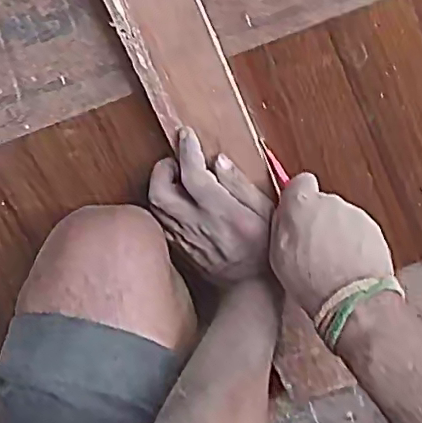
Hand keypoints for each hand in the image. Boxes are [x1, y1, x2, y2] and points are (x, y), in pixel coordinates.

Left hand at [148, 127, 274, 285]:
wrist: (249, 288)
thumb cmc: (263, 247)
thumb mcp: (266, 212)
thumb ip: (240, 185)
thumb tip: (218, 160)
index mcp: (222, 212)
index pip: (194, 175)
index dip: (187, 150)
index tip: (187, 135)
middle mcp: (196, 223)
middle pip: (160, 190)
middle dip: (163, 167)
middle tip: (178, 161)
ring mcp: (182, 236)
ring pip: (155, 204)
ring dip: (160, 184)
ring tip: (178, 178)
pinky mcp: (176, 245)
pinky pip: (159, 219)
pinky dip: (162, 203)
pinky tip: (177, 200)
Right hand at [270, 172, 393, 310]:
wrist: (352, 298)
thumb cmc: (311, 279)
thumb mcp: (278, 253)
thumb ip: (281, 225)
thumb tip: (284, 214)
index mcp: (301, 203)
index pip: (300, 181)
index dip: (298, 196)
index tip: (296, 212)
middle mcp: (330, 202)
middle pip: (322, 203)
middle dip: (317, 220)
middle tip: (311, 247)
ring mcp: (355, 215)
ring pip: (341, 218)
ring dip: (337, 233)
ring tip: (331, 263)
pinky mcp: (374, 229)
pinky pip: (359, 232)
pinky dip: (355, 245)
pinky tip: (348, 267)